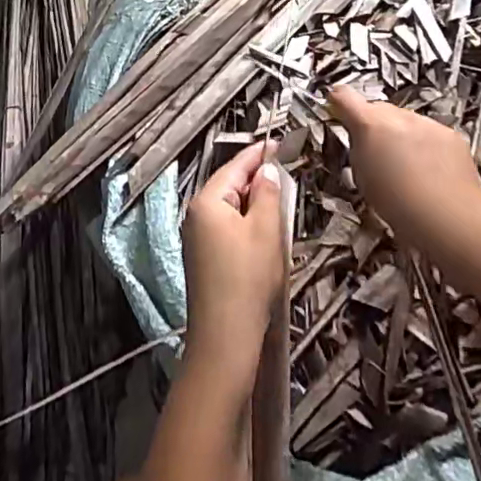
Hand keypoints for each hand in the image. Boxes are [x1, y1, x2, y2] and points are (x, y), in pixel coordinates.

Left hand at [180, 139, 286, 377]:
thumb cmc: (247, 279)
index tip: (276, 142)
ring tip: (280, 198)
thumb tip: (267, 171)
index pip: (235, 166)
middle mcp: (195, 214)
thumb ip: (269, 195)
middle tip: (284, 170)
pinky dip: (246, 222)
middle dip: (256, 178)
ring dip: (253, 202)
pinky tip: (264, 230)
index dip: (258, 154)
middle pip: (229, 185)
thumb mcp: (266, 231)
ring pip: (229, 207)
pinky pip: (226, 227)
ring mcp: (196, 237)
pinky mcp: (202, 258)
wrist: (225, 338)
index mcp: (207, 201)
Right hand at [327, 84, 480, 255]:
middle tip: (374, 154)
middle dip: (374, 125)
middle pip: (378, 109)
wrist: (450, 219)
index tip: (337, 109)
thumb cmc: (399, 205)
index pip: (344, 97)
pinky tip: (429, 172)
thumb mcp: (362, 176)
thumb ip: (357, 148)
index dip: (338, 102)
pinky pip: (429, 133)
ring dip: (401, 136)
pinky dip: (425, 146)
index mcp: (369, 124)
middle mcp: (398, 116)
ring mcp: (427, 123)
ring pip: (405, 121)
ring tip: (405, 169)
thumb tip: (358, 138)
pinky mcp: (450, 134)